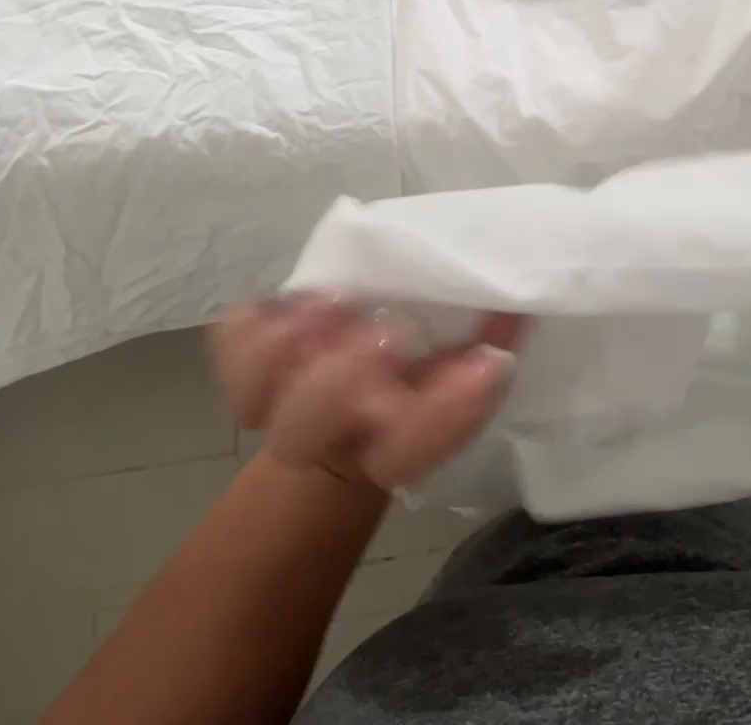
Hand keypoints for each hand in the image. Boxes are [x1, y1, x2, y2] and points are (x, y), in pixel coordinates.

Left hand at [211, 296, 522, 491]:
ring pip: (257, 396)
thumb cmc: (414, 393)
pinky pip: (230, 348)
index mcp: (387, 451)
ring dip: (285, 348)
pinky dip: (250, 326)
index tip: (484, 365)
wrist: (340, 429)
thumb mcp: (457, 381)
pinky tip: (281, 300)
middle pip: (310, 430)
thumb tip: (520, 305)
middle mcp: (322, 438)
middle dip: (344, 378)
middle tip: (392, 328)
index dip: (442, 418)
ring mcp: (274, 405)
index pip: (409, 453)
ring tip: (332, 298)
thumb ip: (486, 353)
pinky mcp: (245, 365)